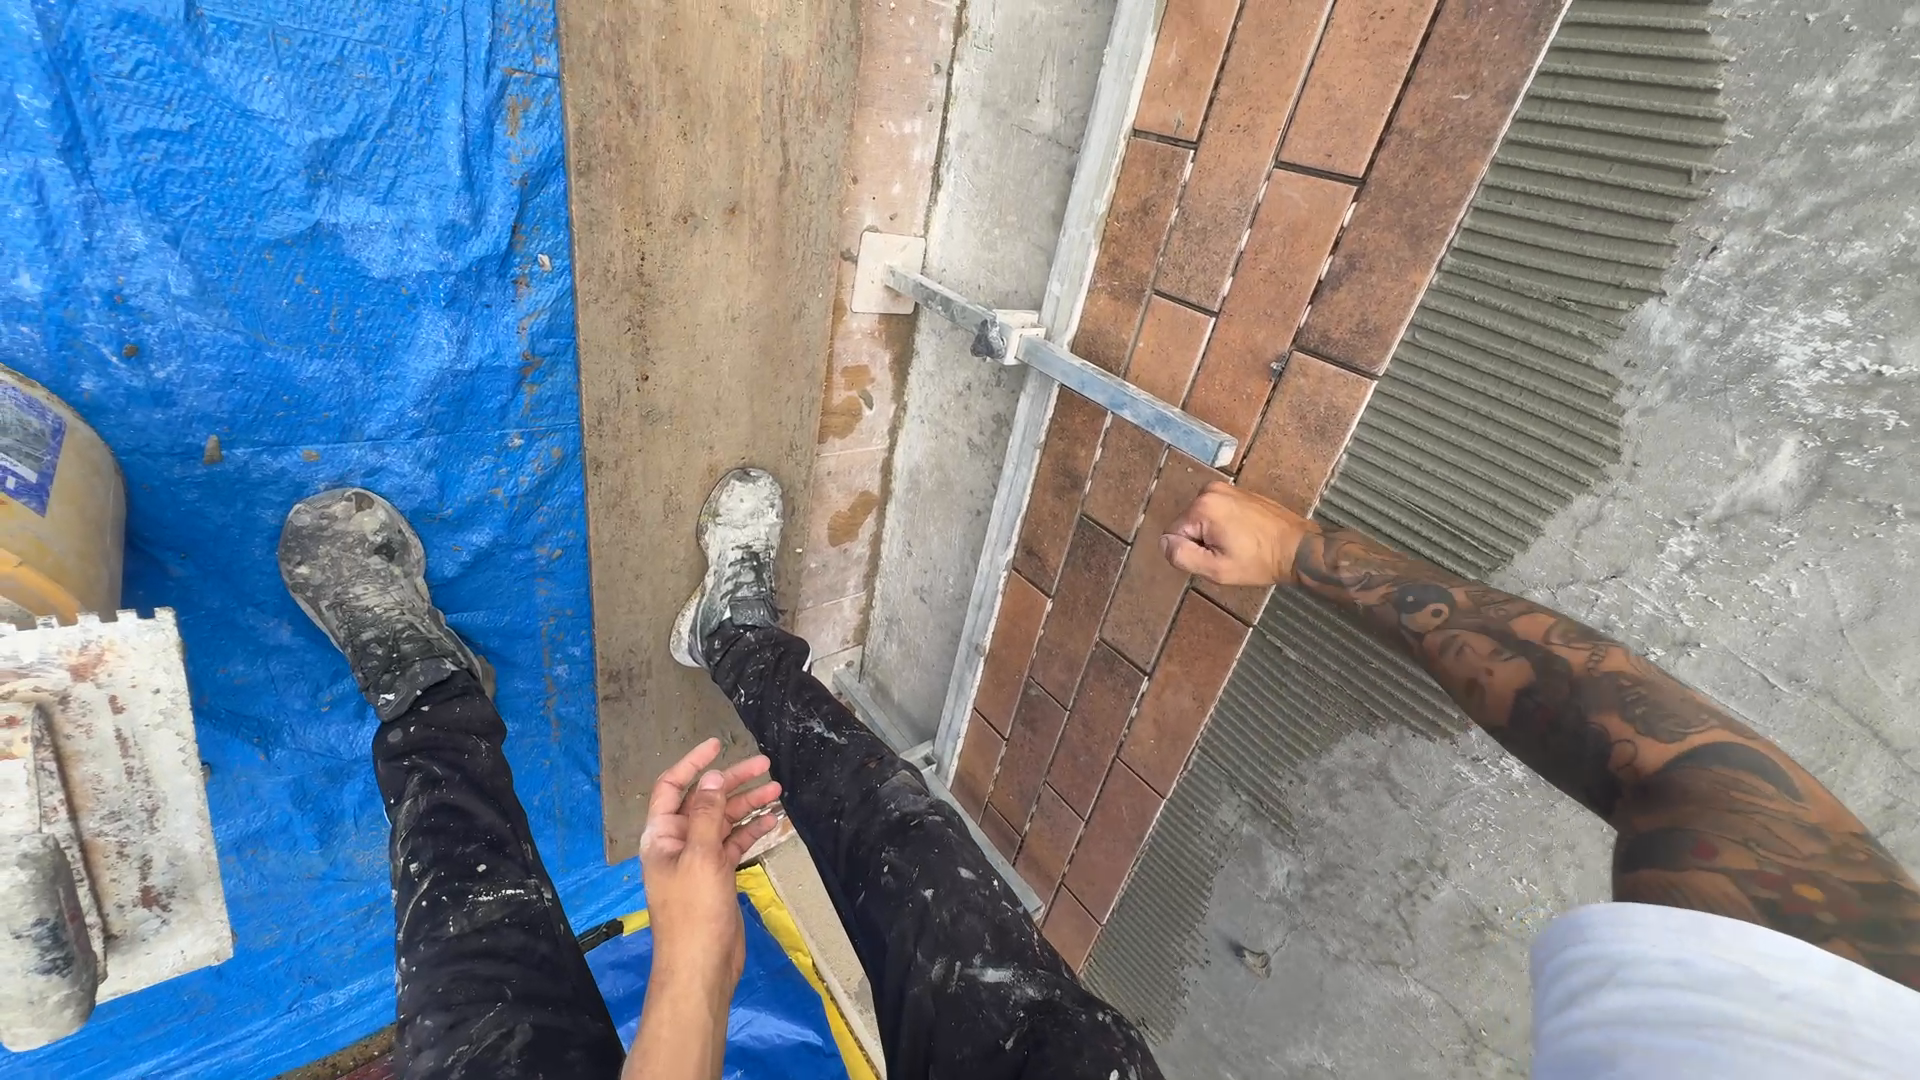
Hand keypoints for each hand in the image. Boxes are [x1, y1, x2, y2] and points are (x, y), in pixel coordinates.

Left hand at [639, 737, 782, 998]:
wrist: (701, 966)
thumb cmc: (694, 910)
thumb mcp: (701, 856)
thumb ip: (707, 813)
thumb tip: (712, 777)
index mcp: (663, 836)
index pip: (673, 787)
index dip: (693, 763)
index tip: (717, 744)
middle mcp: (679, 842)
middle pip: (706, 800)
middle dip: (734, 781)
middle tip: (766, 765)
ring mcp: (700, 859)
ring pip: (725, 820)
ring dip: (749, 804)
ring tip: (778, 789)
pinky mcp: (718, 874)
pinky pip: (736, 842)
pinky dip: (754, 830)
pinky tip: (776, 821)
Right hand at [1160, 482, 1317, 585]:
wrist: (1299, 548)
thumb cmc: (1259, 561)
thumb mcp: (1216, 570)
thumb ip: (1182, 556)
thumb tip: (1164, 543)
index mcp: (1202, 506)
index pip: (1172, 535)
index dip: (1192, 551)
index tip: (1217, 555)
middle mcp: (1210, 490)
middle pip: (1186, 525)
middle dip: (1202, 541)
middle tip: (1228, 552)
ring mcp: (1226, 488)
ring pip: (1199, 520)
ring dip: (1213, 534)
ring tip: (1238, 543)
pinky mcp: (1237, 491)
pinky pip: (1215, 512)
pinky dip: (1225, 525)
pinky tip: (1244, 534)